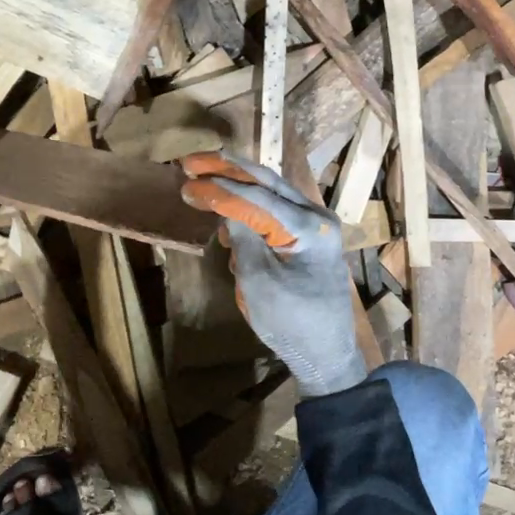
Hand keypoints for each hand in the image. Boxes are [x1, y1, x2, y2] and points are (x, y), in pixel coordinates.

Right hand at [179, 152, 364, 397]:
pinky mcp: (310, 236)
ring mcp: (316, 225)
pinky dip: (251, 206)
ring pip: (272, 192)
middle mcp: (317, 216)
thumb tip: (225, 205)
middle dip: (228, 169)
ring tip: (204, 179)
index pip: (255, 197)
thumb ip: (243, 238)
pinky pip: (277, 211)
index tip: (186, 181)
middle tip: (192, 160)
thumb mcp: (258, 282)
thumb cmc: (292, 323)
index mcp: (308, 227)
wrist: (327, 354)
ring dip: (238, 184)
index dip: (218, 187)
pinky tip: (228, 216)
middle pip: (267, 182)